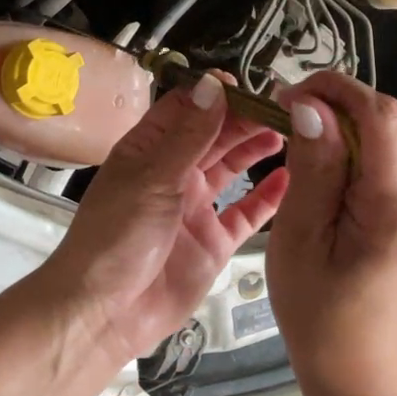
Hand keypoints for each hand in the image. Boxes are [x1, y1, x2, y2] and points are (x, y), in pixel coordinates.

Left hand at [35, 72, 290, 362]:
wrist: (106, 311)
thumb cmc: (116, 236)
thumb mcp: (152, 179)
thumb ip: (188, 135)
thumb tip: (213, 84)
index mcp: (149, 149)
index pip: (186, 108)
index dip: (217, 95)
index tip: (254, 85)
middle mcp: (173, 172)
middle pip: (214, 135)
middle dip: (245, 119)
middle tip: (285, 109)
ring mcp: (194, 206)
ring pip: (231, 168)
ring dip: (256, 150)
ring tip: (290, 134)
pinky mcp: (212, 242)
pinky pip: (245, 214)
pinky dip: (267, 198)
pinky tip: (291, 180)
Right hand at [267, 71, 396, 392]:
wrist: (359, 369)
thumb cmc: (318, 311)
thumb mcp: (300, 236)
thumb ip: (314, 168)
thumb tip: (312, 107)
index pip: (381, 115)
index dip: (334, 89)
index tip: (286, 97)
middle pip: (382, 122)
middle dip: (330, 106)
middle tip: (279, 117)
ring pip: (381, 138)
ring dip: (336, 129)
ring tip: (290, 143)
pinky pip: (381, 162)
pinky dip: (347, 152)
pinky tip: (316, 170)